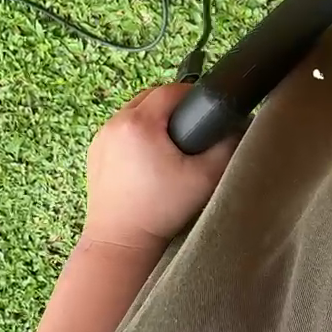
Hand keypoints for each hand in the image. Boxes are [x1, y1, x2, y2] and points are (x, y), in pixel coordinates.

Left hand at [82, 83, 235, 251]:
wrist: (121, 242)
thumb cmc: (162, 209)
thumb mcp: (206, 176)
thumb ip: (226, 146)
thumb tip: (236, 126)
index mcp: (139, 123)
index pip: (171, 90)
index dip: (193, 95)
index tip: (207, 112)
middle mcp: (115, 123)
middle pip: (150, 96)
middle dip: (173, 105)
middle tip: (193, 127)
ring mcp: (101, 137)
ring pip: (134, 111)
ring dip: (154, 118)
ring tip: (173, 142)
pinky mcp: (94, 152)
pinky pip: (121, 128)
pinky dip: (137, 132)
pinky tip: (151, 155)